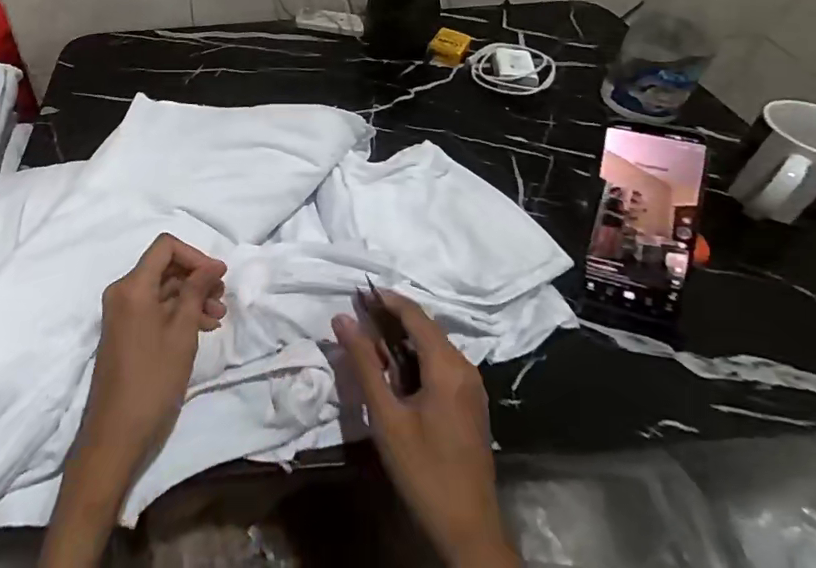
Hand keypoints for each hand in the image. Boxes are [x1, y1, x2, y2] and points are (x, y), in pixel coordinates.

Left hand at [40, 234, 226, 567]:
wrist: (115, 436)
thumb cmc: (153, 379)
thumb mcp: (183, 331)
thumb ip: (197, 291)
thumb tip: (212, 265)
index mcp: (132, 286)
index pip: (166, 247)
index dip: (196, 256)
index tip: (218, 277)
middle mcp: (122, 293)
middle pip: (165, 267)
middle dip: (197, 279)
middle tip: (222, 299)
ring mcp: (122, 314)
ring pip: (163, 289)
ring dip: (192, 298)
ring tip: (218, 318)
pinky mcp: (126, 333)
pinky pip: (155, 309)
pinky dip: (180, 313)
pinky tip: (202, 328)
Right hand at [333, 292, 519, 567]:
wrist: (467, 525)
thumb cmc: (422, 469)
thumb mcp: (386, 416)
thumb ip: (365, 364)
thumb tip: (343, 319)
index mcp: (448, 365)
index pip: (415, 315)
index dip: (387, 299)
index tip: (359, 290)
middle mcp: (465, 367)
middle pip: (426, 328)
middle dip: (392, 317)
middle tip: (358, 313)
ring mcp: (472, 385)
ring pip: (434, 347)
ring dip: (404, 338)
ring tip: (370, 338)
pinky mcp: (471, 401)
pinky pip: (442, 365)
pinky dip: (417, 357)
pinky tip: (396, 369)